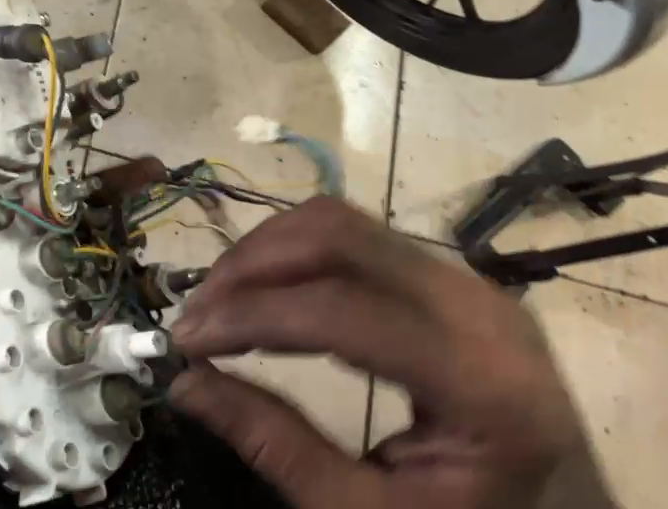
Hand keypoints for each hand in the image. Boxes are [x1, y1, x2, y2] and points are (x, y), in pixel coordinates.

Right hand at [166, 197, 609, 508]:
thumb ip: (274, 444)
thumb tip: (182, 382)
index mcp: (485, 387)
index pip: (343, 314)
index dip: (252, 316)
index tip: (186, 339)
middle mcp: (483, 312)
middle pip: (339, 240)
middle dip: (250, 266)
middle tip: (197, 311)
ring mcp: (470, 284)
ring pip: (341, 222)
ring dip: (266, 250)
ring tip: (221, 298)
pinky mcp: (450, 277)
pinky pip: (356, 234)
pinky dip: (294, 251)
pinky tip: (264, 289)